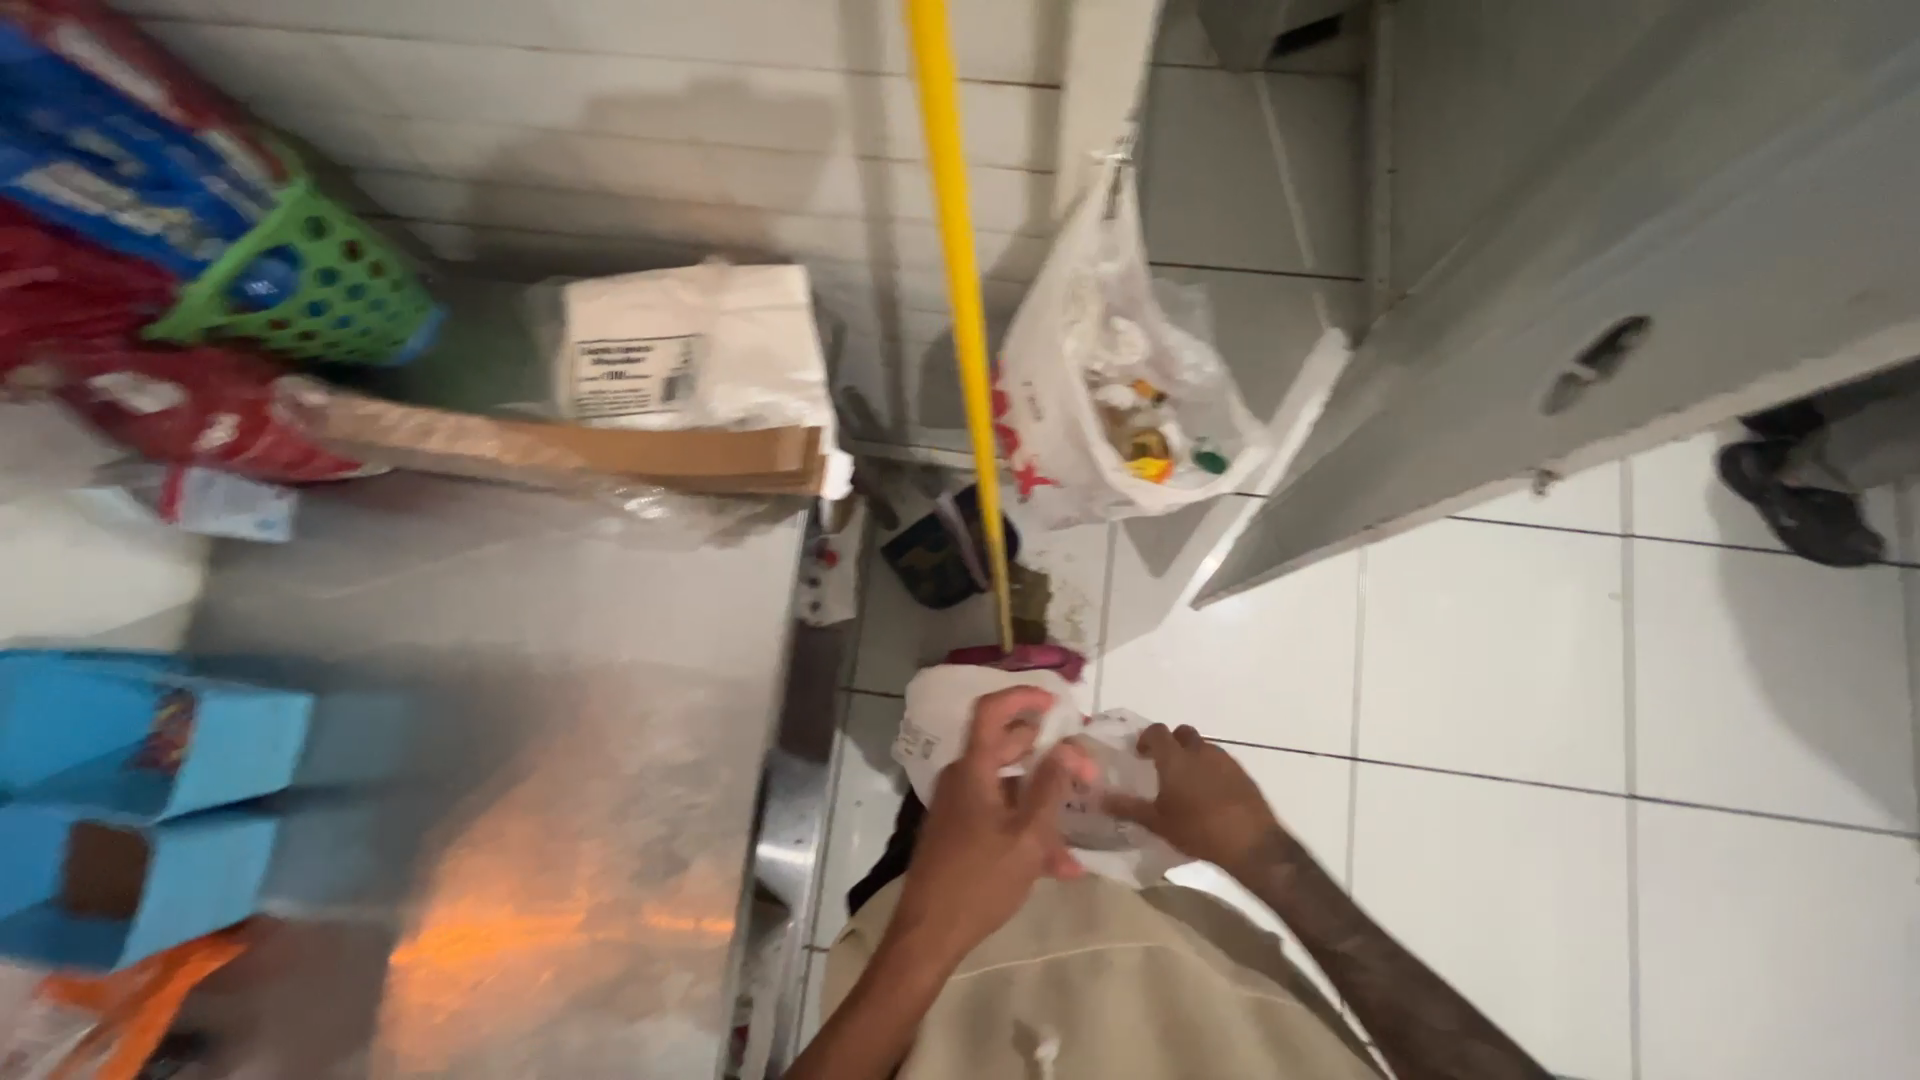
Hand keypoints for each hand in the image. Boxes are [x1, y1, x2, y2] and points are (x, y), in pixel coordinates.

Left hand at [886, 686, 1093, 967]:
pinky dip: (1029, 830)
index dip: (1023, 697)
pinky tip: (1063, 866)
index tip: (1057, 704)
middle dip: (1049, 755)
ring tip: (1081, 826)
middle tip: (1086, 770)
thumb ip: (1050, 787)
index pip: (992, 711)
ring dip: (1044, 803)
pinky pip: (1001, 816)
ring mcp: (960, 806)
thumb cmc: (980, 880)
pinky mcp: (962, 833)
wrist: (930, 933)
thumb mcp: (1027, 836)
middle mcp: (963, 779)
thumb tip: (1068, 747)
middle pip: (1007, 748)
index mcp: (973, 769)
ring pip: (1010, 788)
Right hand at [1103, 723, 1280, 871]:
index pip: (1157, 731)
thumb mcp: (1157, 823)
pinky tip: (1211, 796)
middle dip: (1172, 743)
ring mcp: (1225, 760)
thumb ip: (1127, 808)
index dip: (1146, 738)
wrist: (1251, 844)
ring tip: (1188, 784)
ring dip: (1193, 757)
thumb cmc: (1197, 830)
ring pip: (1204, 747)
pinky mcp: (1243, 774)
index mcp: (1175, 758)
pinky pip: (1222, 763)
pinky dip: (1212, 770)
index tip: (1140, 754)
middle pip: (1183, 733)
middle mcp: (1199, 751)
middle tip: (1164, 766)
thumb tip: (1098, 798)